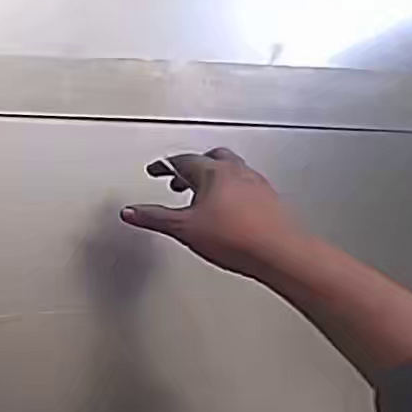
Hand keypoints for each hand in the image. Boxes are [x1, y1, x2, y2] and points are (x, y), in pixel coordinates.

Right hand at [119, 148, 307, 275]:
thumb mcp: (182, 228)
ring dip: (213, 178)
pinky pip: (246, 187)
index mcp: (214, 173)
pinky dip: (231, 191)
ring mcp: (257, 186)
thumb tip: (131, 212)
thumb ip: (154, 217)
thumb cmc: (237, 237)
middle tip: (179, 176)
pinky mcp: (270, 202)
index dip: (165, 166)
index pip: (183, 161)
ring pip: (231, 170)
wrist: (280, 253)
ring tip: (201, 192)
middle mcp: (238, 173)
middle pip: (211, 158)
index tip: (156, 169)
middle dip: (192, 166)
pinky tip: (227, 208)